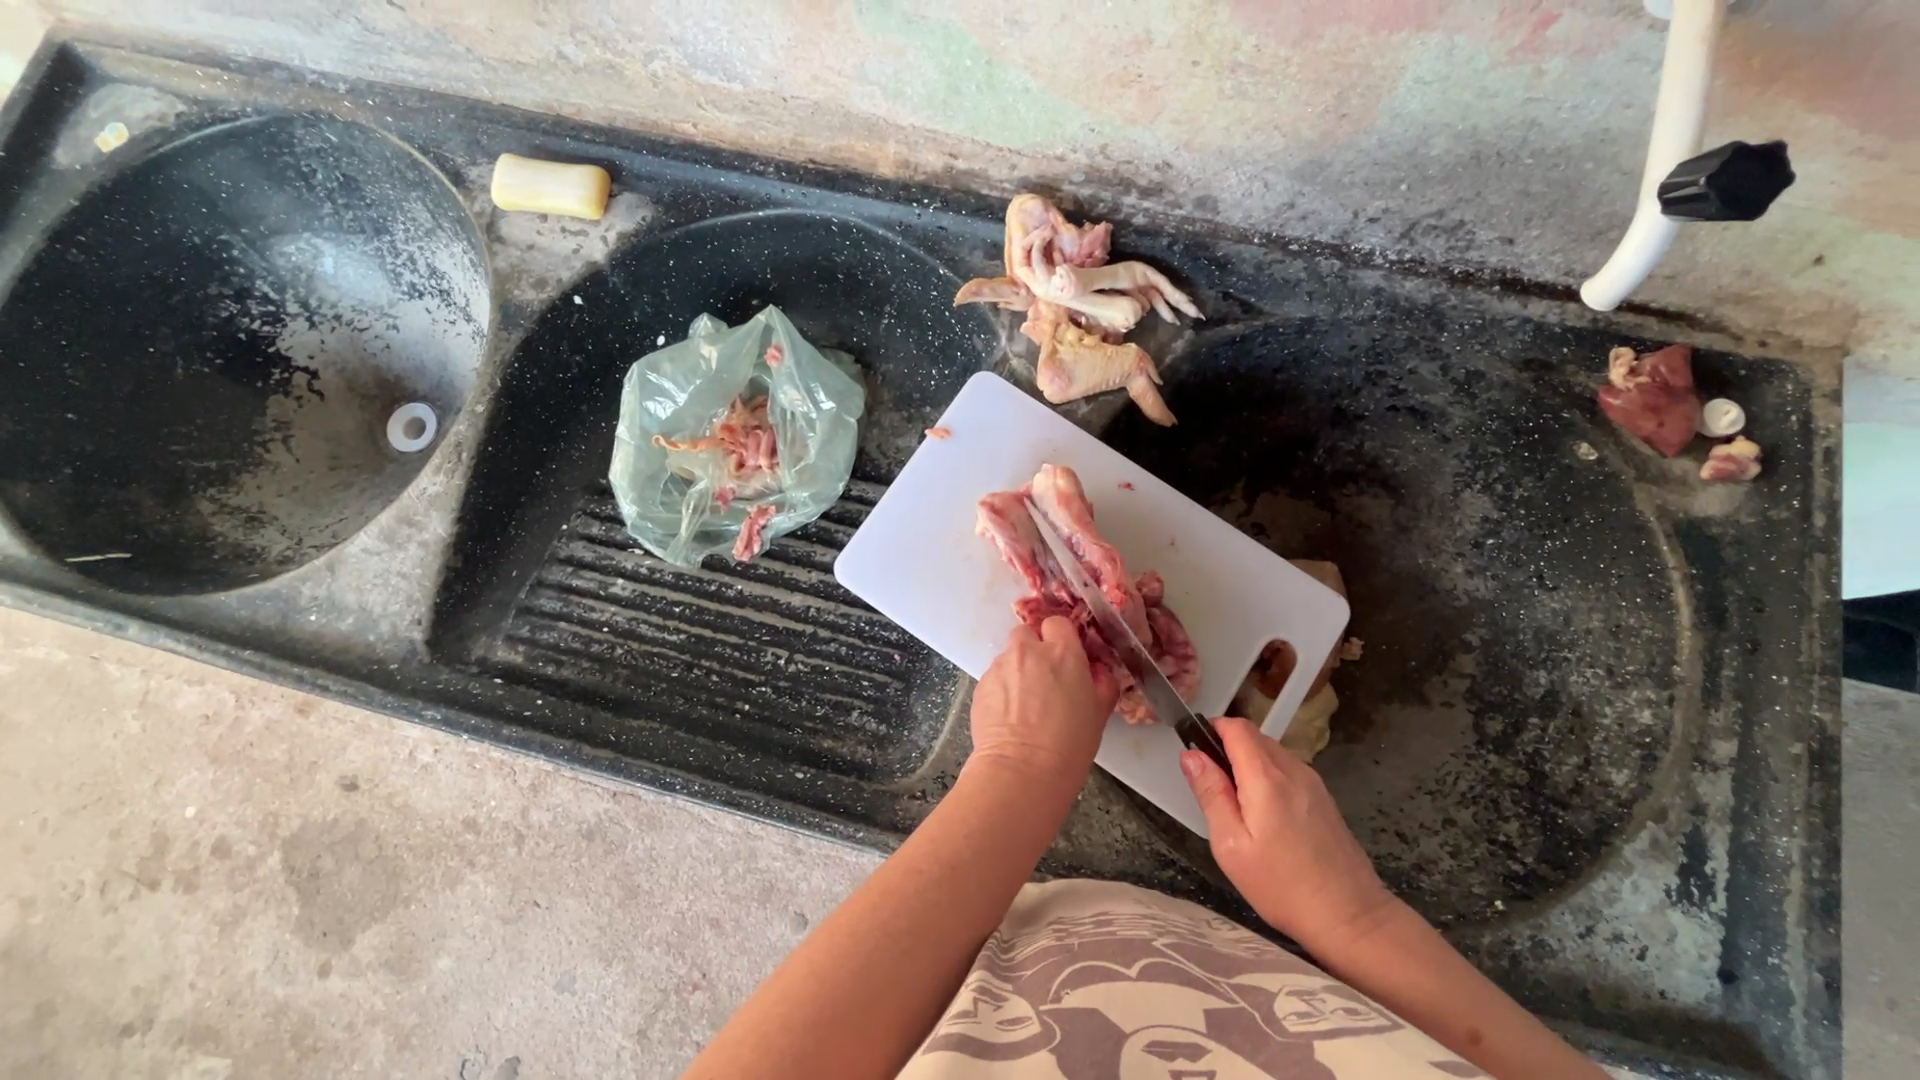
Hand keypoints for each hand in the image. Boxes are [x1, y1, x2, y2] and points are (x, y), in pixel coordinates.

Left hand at [968, 617, 1119, 785]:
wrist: (1022, 770)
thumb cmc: (1069, 744)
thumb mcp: (1099, 713)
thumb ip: (1101, 683)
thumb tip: (1097, 670)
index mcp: (1063, 653)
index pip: (1057, 623)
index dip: (1059, 638)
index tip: (1063, 658)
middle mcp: (1029, 652)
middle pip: (1026, 633)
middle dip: (1033, 648)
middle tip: (1041, 677)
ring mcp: (1001, 666)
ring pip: (1008, 656)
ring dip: (1016, 670)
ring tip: (1023, 702)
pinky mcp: (981, 684)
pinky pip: (993, 677)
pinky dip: (1000, 688)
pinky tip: (1008, 715)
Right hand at [1181, 717, 1395, 949]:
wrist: (1351, 917)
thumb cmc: (1282, 886)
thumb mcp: (1231, 845)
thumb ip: (1211, 794)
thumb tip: (1191, 755)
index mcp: (1266, 777)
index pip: (1237, 727)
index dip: (1212, 729)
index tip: (1195, 751)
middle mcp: (1293, 770)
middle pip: (1255, 737)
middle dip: (1227, 747)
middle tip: (1211, 786)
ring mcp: (1313, 783)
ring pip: (1272, 753)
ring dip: (1248, 763)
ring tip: (1236, 805)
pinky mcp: (1324, 799)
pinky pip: (1288, 771)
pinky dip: (1268, 777)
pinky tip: (1264, 815)